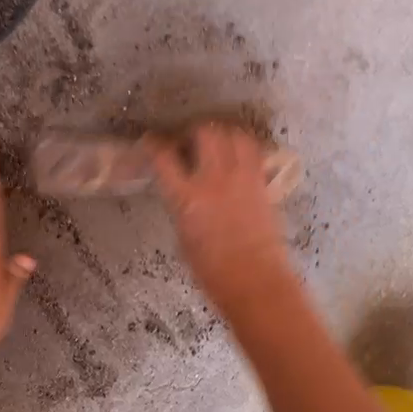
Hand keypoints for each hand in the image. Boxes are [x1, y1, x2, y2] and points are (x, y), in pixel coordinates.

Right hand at [146, 124, 294, 310]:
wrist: (254, 279)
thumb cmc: (212, 271)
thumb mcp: (184, 239)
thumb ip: (182, 210)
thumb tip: (183, 197)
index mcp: (186, 198)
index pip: (163, 159)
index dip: (153, 146)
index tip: (150, 143)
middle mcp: (214, 180)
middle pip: (204, 133)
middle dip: (193, 132)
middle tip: (189, 142)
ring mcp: (242, 178)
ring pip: (233, 134)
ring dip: (222, 133)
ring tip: (216, 142)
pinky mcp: (262, 183)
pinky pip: (253, 151)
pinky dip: (244, 145)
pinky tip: (238, 155)